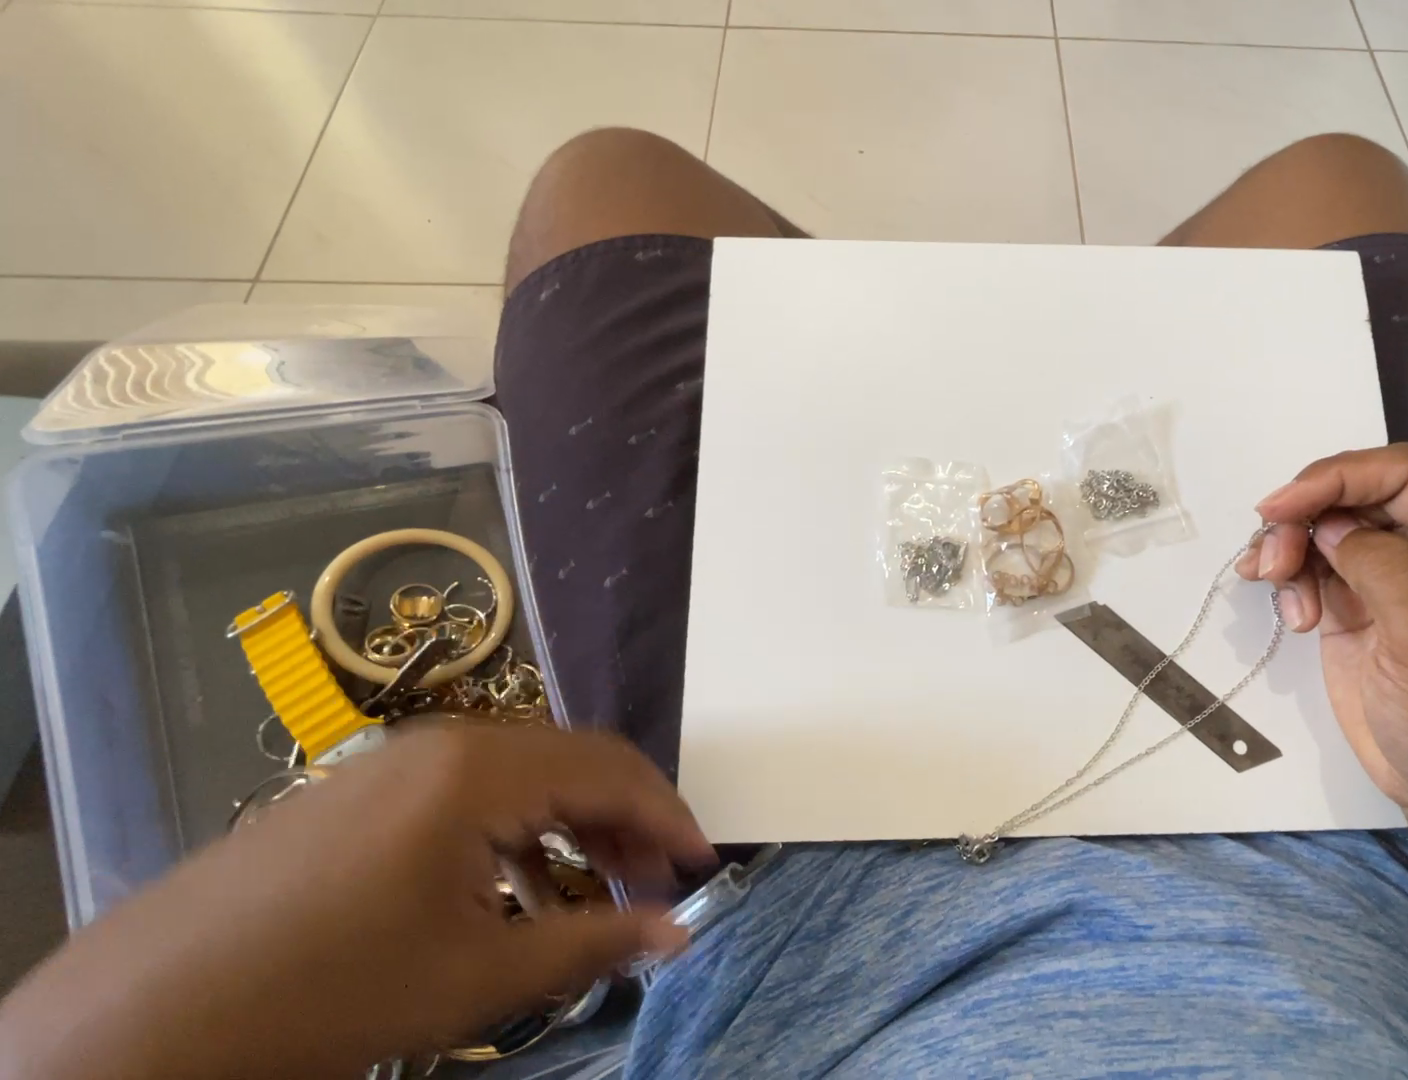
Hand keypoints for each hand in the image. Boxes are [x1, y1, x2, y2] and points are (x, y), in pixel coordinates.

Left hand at [0, 723, 714, 1079]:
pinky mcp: (370, 786)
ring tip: (601, 887)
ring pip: (529, 776)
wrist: (127, 1023)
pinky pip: (477, 791)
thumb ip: (594, 942)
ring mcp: (404, 759)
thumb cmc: (326, 994)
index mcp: (484, 770)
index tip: (704, 863)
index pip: (614, 771)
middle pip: (576, 764)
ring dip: (577, 826)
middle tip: (659, 883)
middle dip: (629, 822)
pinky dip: (521, 831)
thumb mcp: (477, 977)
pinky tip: (522, 886)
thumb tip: (681, 933)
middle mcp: (452, 743)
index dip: (670, 816)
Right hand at [1236, 444, 1407, 822]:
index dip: (1337, 476)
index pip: (1405, 475)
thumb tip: (1332, 526)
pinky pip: (1313, 565)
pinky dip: (1288, 577)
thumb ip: (1388, 573)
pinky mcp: (1358, 604)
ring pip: (1326, 526)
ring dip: (1289, 548)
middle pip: (1357, 494)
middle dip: (1304, 516)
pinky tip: (1289, 613)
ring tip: (1274, 589)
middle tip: (1271, 564)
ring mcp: (1394, 575)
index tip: (1278, 507)